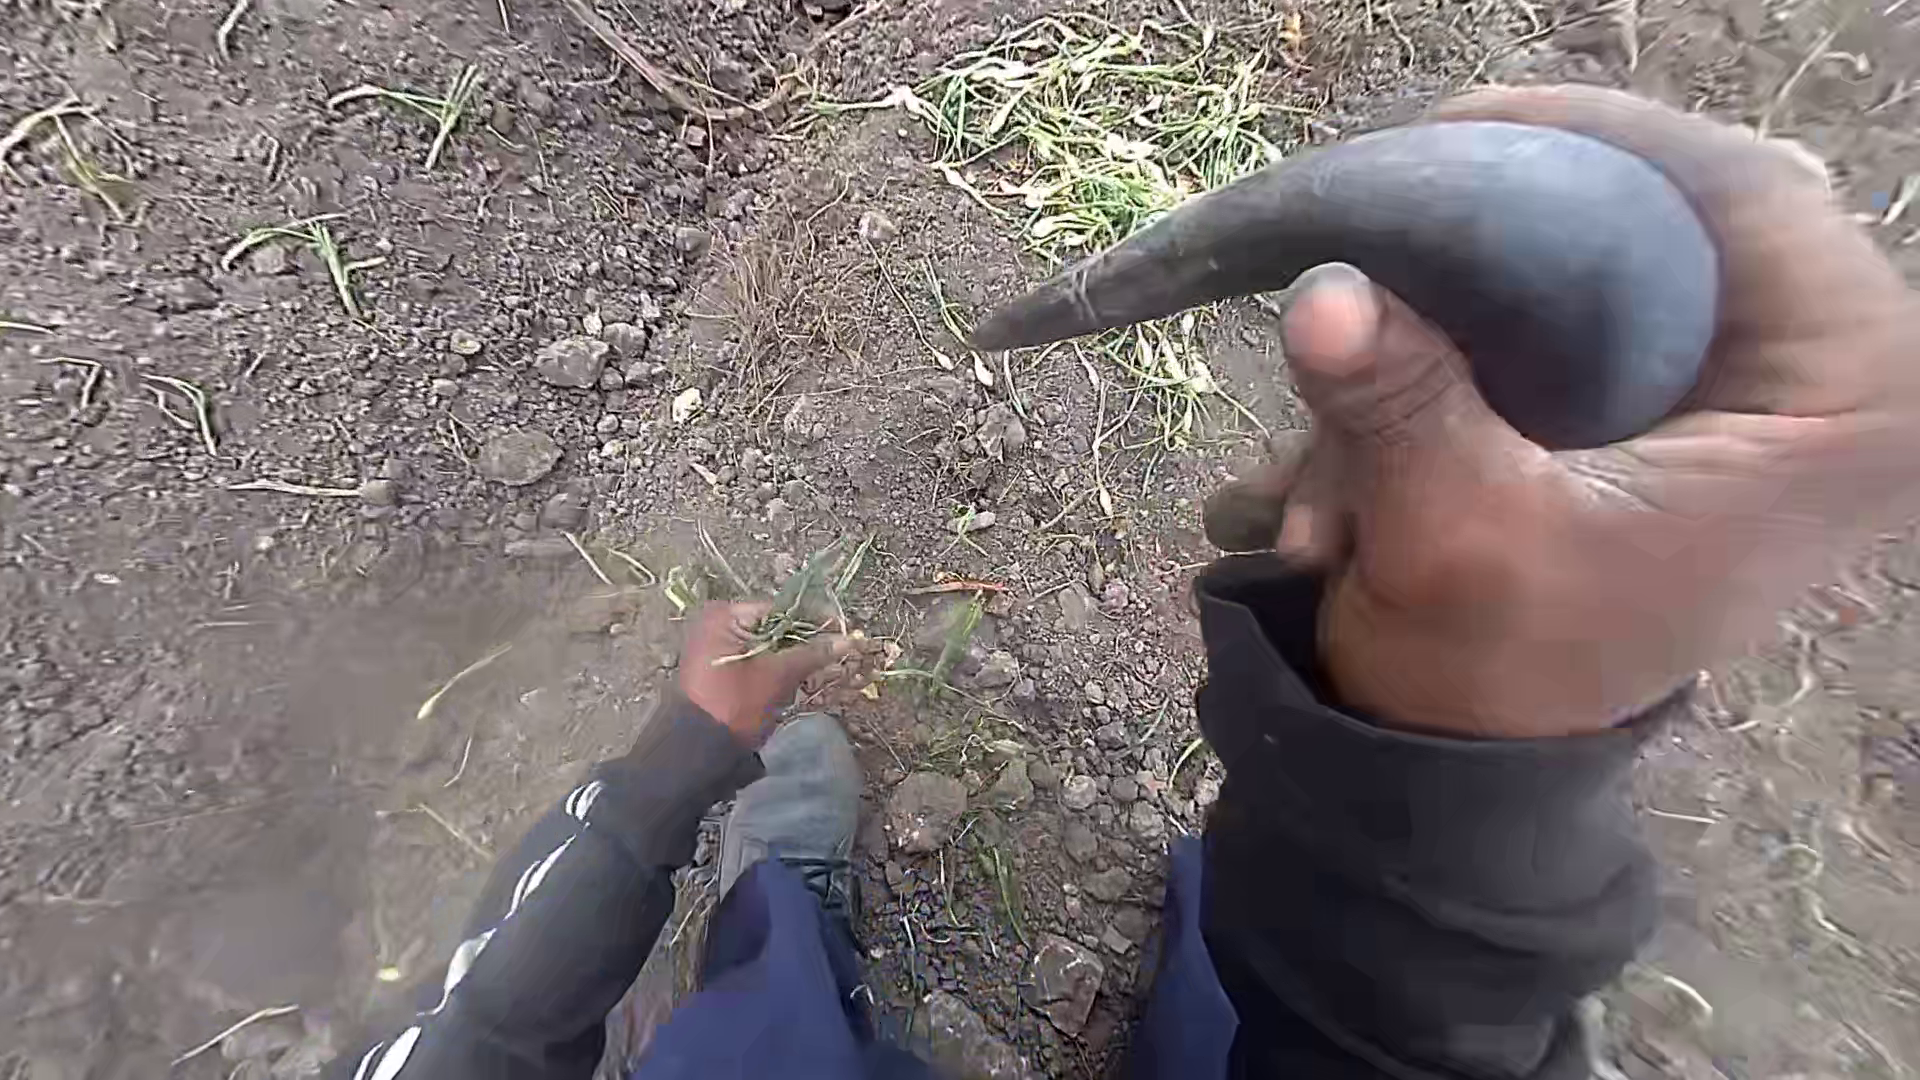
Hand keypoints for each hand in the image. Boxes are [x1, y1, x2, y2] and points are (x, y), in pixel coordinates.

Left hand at [679, 603, 848, 746]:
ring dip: (792, 660)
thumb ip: (812, 653)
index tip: (840, 632)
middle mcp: (716, 625)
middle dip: (803, 643)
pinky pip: (756, 662)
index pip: (780, 610)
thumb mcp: (777, 676)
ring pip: (767, 647)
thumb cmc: (734, 706)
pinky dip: (775, 671)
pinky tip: (793, 684)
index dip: (813, 622)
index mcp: (724, 616)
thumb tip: (849, 640)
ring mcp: (715, 649)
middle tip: (834, 654)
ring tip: (817, 673)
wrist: (695, 754)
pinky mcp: (719, 670)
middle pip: (774, 628)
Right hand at [1229, 86, 1919, 737]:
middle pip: (1586, 267)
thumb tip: (1319, 291)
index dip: (1587, 144)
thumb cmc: (1489, 665)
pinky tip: (1316, 511)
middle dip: (1434, 316)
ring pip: (1484, 343)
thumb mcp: (1446, 534)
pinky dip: (1367, 437)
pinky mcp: (1538, 452)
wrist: (1441, 752)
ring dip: (1375, 413)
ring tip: (1316, 515)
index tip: (1447, 131)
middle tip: (1342, 315)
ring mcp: (1625, 425)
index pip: (1733, 197)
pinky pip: (1443, 394)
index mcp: (1819, 398)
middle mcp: (1738, 392)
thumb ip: (1396, 407)